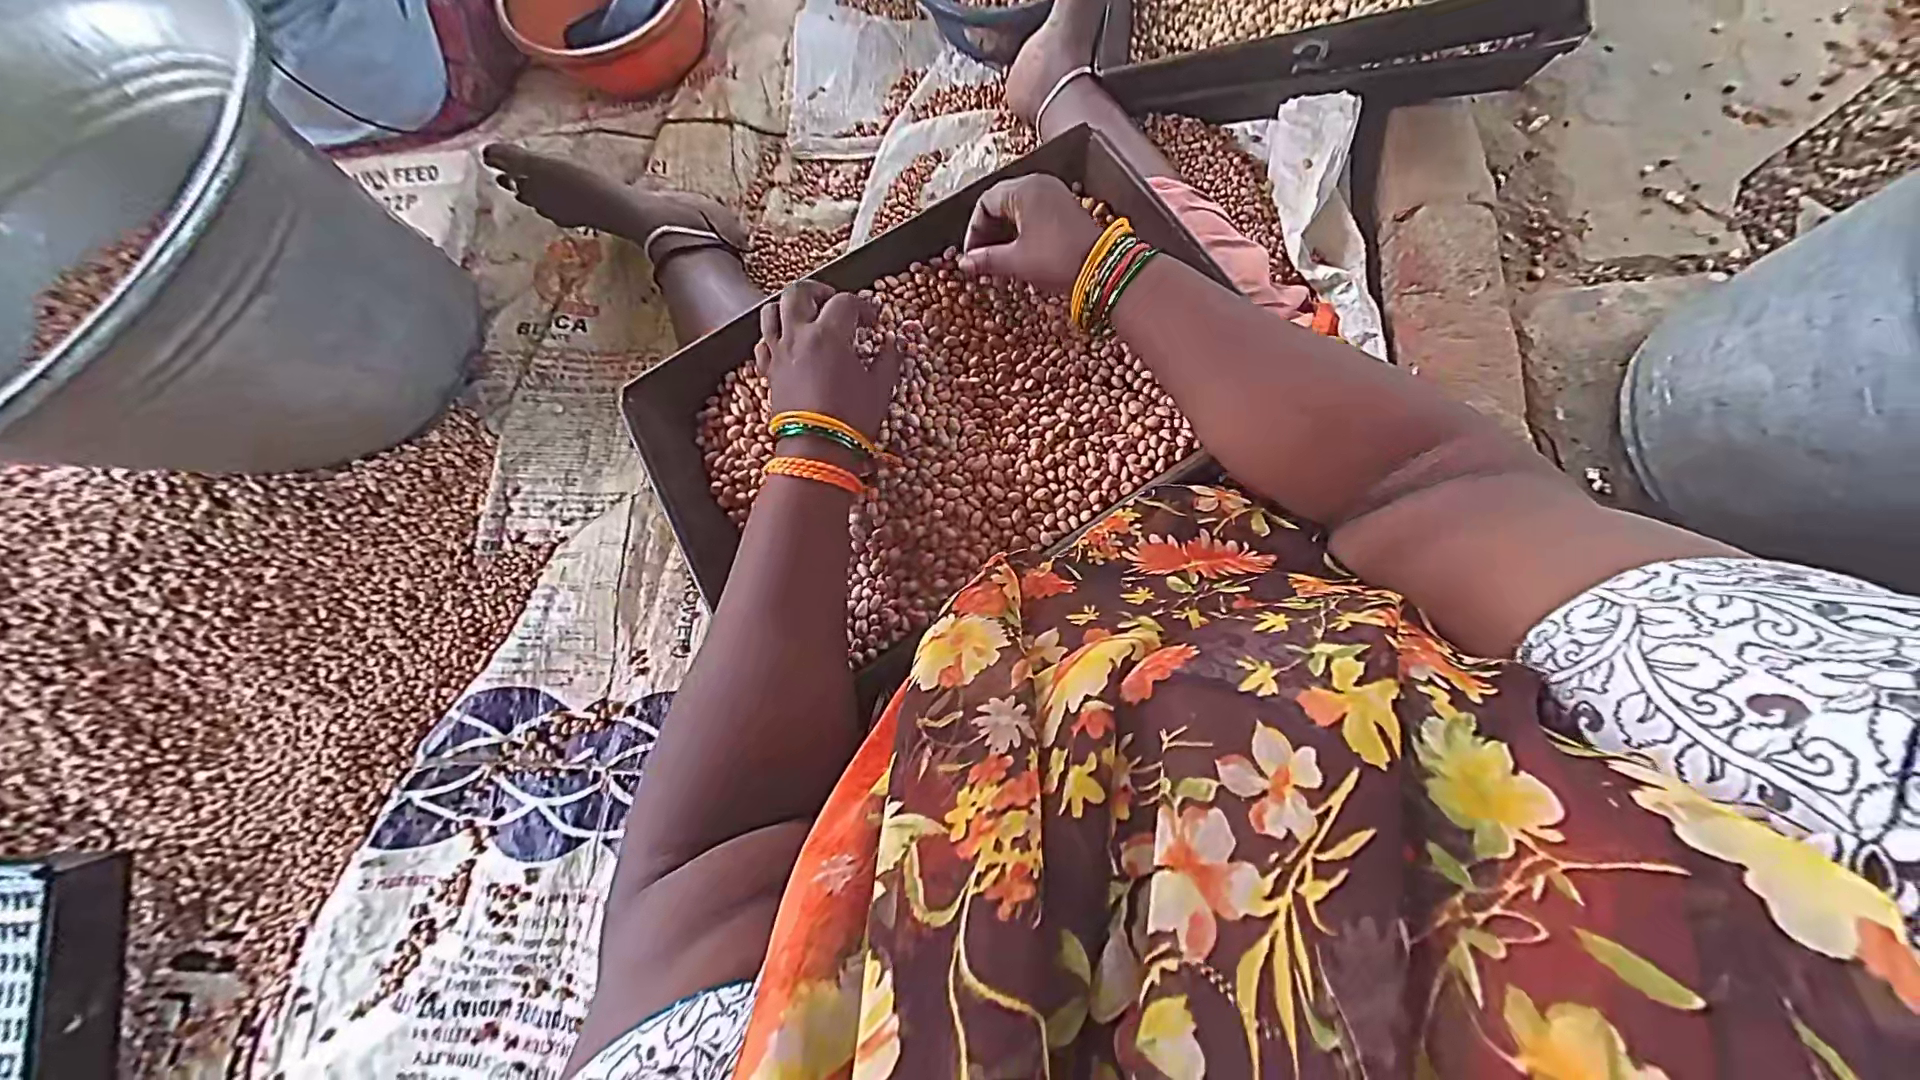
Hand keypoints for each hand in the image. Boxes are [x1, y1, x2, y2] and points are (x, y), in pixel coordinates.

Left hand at [758, 281, 901, 450]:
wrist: (816, 449)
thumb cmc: (852, 419)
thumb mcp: (880, 388)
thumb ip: (888, 359)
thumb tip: (893, 344)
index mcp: (829, 334)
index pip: (846, 302)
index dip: (864, 307)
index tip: (874, 322)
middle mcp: (799, 336)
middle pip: (798, 292)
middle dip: (818, 291)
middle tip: (834, 303)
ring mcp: (779, 353)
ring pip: (772, 311)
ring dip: (790, 308)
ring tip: (807, 318)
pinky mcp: (768, 372)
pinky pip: (763, 342)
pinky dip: (775, 336)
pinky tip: (789, 345)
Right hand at [959, 175, 1104, 294]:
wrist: (1101, 267)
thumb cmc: (1056, 259)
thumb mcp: (1016, 261)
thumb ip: (986, 260)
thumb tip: (963, 264)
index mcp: (1023, 189)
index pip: (985, 203)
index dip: (973, 230)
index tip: (971, 255)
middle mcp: (1039, 184)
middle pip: (1000, 203)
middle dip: (988, 232)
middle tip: (982, 258)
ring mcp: (1054, 195)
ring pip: (1017, 210)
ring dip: (1004, 234)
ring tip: (999, 259)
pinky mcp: (1065, 209)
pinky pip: (1034, 215)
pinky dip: (1021, 232)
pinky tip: (1019, 253)